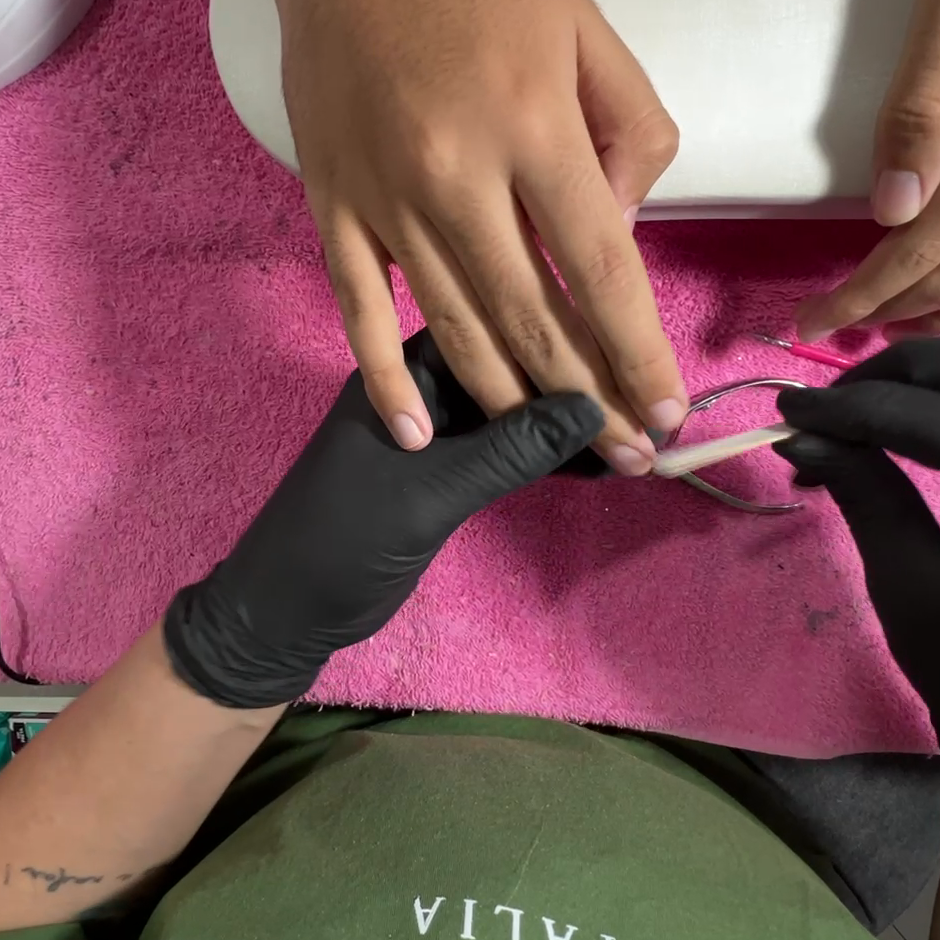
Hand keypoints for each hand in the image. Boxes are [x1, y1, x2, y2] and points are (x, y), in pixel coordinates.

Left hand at [164, 330, 603, 707]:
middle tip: (652, 403)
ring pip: (516, 415)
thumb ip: (509, 451)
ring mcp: (438, 432)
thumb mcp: (429, 494)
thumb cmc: (343, 539)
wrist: (287, 609)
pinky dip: (546, 460)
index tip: (633, 354)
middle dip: (578, 388)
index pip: (496, 329)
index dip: (563, 338)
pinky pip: (507, 454)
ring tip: (640, 437)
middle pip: (515, 370)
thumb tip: (595, 406)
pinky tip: (595, 465)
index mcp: (406, 370)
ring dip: (568, 429)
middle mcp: (426, 388)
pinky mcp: (447, 473)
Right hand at [243, 0, 684, 474]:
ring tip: (555, 451)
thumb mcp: (587, 30)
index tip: (665, 412)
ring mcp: (387, 204)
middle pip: (534, 322)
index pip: (603, 272)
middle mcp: (458, 181)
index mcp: (533, 131)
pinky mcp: (334, 212)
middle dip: (589, 403)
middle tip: (627, 456)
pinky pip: (359, 311)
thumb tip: (623, 226)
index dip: (639, 355)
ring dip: (512, 404)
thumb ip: (632, 130)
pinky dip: (386, 379)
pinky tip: (416, 434)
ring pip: (457, 330)